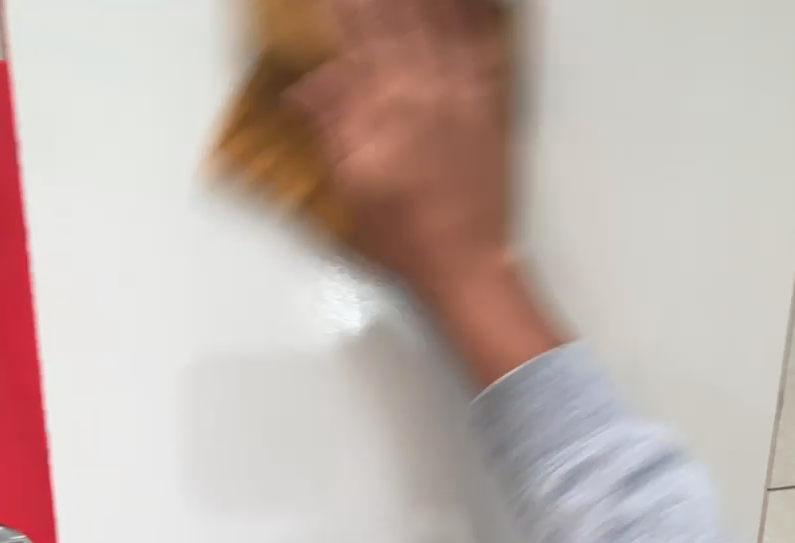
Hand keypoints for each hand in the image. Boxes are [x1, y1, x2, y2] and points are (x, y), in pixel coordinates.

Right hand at [291, 0, 561, 386]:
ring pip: (439, 20)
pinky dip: (475, 14)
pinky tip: (468, 2)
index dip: (341, 10)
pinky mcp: (491, 106)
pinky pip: (483, 45)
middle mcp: (425, 90)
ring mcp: (463, 94)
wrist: (467, 265)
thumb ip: (331, 129)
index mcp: (385, 109)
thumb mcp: (353, 191)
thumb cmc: (405, 239)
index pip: (355, 39)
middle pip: (395, 19)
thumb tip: (303, 86)